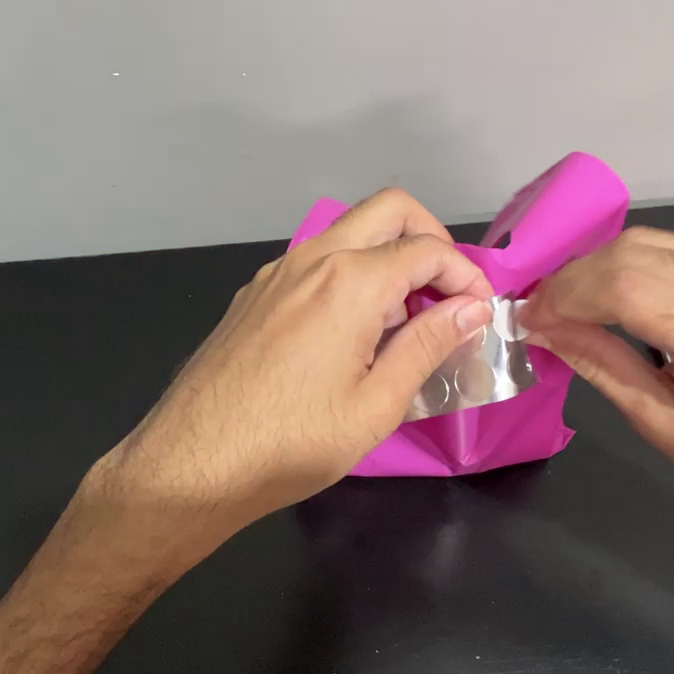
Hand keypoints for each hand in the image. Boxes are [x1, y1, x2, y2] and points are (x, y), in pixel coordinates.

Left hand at [89, 189, 495, 567]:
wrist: (193, 463)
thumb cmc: (292, 442)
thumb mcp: (376, 404)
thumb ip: (428, 345)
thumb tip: (471, 308)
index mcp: (350, 281)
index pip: (428, 250)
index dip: (467, 275)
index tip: (480, 313)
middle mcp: (312, 258)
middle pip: (389, 210)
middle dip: (431, 239)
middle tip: (448, 293)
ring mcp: (276, 273)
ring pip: (348, 232)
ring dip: (388, 256)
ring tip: (404, 322)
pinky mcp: (254, 295)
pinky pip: (316, 262)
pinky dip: (350, 275)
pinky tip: (351, 332)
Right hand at [520, 226, 673, 535]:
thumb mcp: (657, 423)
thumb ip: (598, 362)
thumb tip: (539, 323)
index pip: (632, 290)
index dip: (569, 295)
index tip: (530, 316)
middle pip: (640, 254)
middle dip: (576, 277)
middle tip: (541, 308)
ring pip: (656, 242)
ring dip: (599, 267)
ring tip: (568, 300)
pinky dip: (632, 265)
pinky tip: (609, 293)